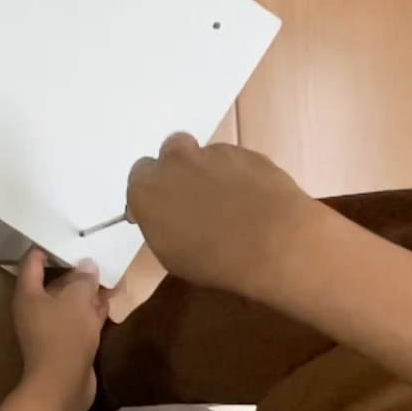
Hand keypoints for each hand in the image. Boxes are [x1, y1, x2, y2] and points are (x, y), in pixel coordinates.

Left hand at [13, 248, 108, 410]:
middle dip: (73, 271)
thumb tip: (87, 265)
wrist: (62, 384)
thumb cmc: (64, 335)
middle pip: (52, 283)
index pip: (31, 262)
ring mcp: (49, 328)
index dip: (45, 248)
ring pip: (68, 303)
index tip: (63, 237)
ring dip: (86, 292)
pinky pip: (78, 320)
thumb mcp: (76, 300)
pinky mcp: (65, 343)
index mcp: (28, 295)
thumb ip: (83, 280)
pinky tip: (109, 301)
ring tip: (108, 275)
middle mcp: (34, 309)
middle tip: (94, 255)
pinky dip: (91, 311)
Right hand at [126, 133, 328, 296]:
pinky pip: (235, 161)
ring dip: (210, 172)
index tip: (162, 209)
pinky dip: (239, 175)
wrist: (272, 243)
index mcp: (147, 188)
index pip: (139, 177)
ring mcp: (213, 153)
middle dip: (178, 169)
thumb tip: (166, 217)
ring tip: (229, 204)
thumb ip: (160, 225)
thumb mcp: (169, 253)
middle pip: (169, 151)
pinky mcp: (248, 153)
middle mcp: (175, 162)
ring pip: (205, 155)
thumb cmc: (210, 259)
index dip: (152, 192)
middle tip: (192, 197)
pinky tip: (251, 200)